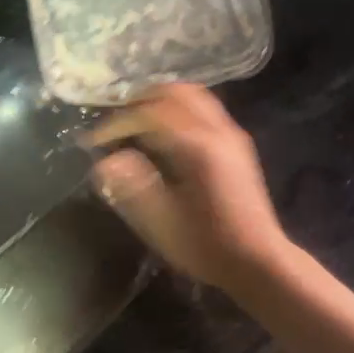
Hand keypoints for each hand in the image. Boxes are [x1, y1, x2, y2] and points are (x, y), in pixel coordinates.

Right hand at [82, 84, 291, 290]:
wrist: (259, 260)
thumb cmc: (208, 245)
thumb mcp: (162, 223)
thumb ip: (133, 189)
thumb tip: (105, 163)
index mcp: (197, 147)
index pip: (149, 114)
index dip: (117, 123)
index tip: (94, 140)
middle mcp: (217, 130)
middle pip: (174, 92)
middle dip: (140, 101)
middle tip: (116, 123)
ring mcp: (231, 133)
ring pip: (192, 95)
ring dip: (161, 101)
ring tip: (137, 123)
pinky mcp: (237, 142)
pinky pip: (204, 107)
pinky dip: (179, 108)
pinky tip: (165, 133)